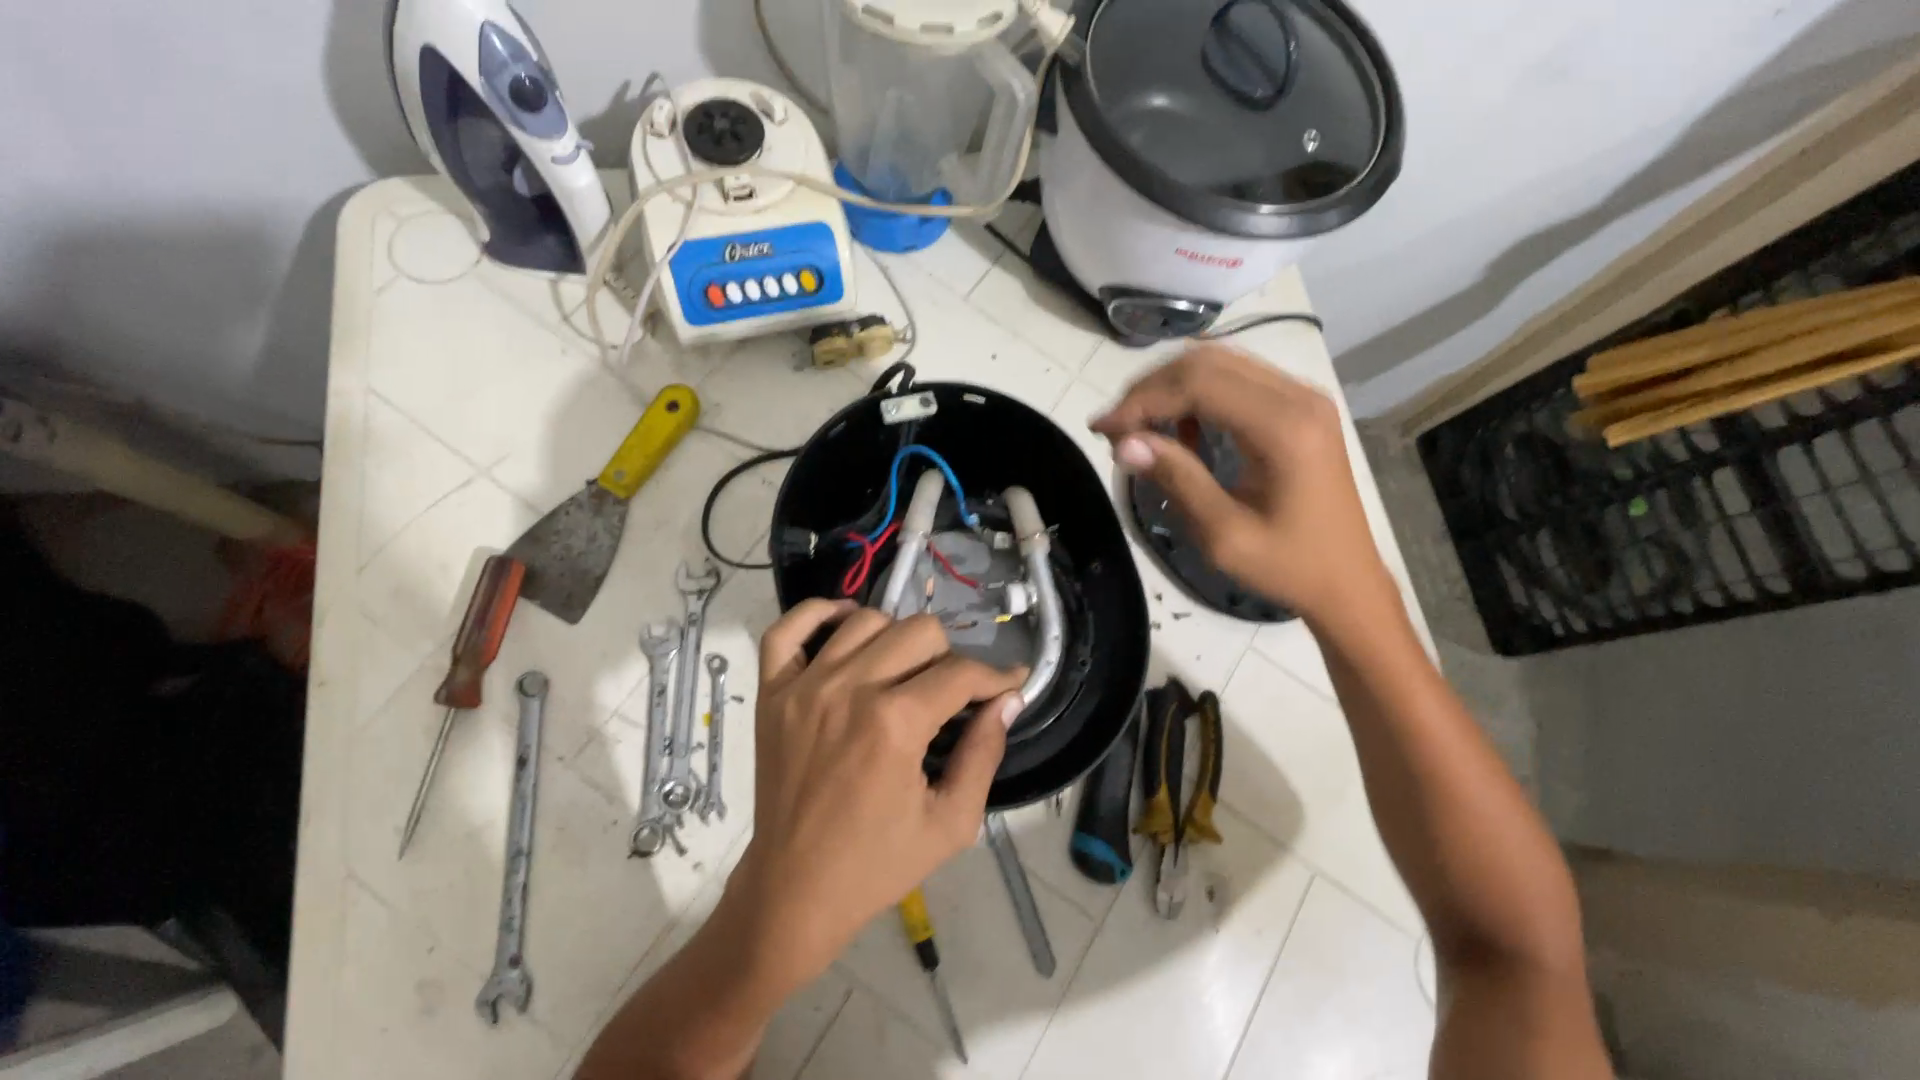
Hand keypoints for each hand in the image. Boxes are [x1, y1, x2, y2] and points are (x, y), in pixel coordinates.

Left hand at [726, 601, 1025, 986]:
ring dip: (897, 638)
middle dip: (950, 657)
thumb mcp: (952, 822)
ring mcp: (804, 686)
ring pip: (865, 621)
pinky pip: (788, 628)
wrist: (795, 889)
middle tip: (952, 692)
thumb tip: (1007, 700)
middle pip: (919, 631)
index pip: (960, 673)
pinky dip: (819, 615)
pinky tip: (847, 628)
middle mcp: (849, 689)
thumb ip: (984, 753)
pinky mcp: (772, 693)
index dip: (996, 676)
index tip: (1010, 684)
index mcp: (895, 723)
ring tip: (905, 671)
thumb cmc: (879, 864)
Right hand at [1092, 345, 1392, 621]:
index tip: (1103, 431)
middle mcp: (1298, 397)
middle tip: (1115, 431)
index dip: (1143, 400)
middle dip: (1151, 389)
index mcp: (1284, 427)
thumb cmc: (1288, 566)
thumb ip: (1177, 480)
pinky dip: (1197, 395)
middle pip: (1207, 362)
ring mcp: (1303, 397)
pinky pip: (1237, 380)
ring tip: (1139, 430)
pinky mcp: (1299, 407)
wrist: (1347, 581)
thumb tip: (1124, 444)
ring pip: (1220, 363)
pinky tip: (1181, 432)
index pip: (1199, 383)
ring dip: (1171, 389)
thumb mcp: (1224, 535)